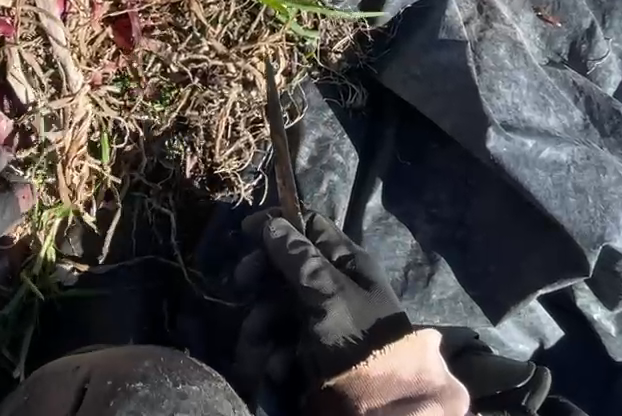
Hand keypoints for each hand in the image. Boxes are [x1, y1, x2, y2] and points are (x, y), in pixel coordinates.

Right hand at [235, 211, 412, 383]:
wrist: (378, 403)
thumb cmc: (356, 335)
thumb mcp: (328, 291)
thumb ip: (298, 256)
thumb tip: (273, 223)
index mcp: (346, 261)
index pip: (310, 226)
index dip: (278, 223)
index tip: (248, 231)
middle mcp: (333, 284)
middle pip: (287, 264)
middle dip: (262, 274)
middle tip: (243, 281)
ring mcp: (321, 316)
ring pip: (278, 302)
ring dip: (262, 320)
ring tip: (257, 339)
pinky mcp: (312, 346)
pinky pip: (283, 335)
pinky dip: (274, 349)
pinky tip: (276, 364)